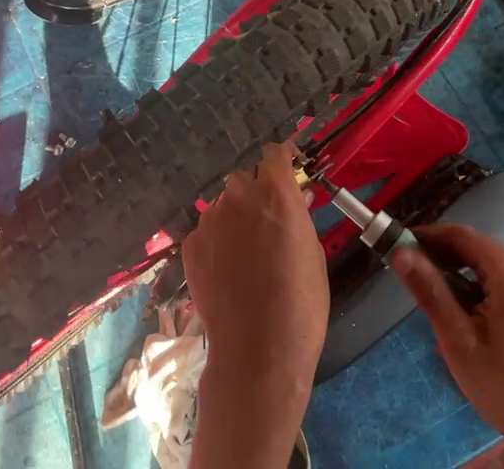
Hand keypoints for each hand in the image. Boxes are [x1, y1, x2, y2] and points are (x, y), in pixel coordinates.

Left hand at [184, 143, 326, 467]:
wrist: (257, 350)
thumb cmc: (300, 303)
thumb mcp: (313, 253)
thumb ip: (299, 218)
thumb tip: (294, 201)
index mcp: (275, 192)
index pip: (275, 153)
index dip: (282, 161)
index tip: (288, 173)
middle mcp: (238, 196)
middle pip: (246, 179)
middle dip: (257, 193)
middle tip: (268, 223)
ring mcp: (209, 220)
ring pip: (224, 205)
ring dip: (235, 218)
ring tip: (246, 254)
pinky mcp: (190, 245)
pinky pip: (206, 231)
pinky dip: (216, 242)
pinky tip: (226, 270)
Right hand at [392, 225, 503, 468]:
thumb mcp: (460, 342)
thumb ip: (431, 292)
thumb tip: (401, 253)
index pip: (463, 236)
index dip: (429, 236)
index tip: (400, 246)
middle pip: (482, 251)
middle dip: (446, 258)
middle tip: (415, 278)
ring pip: (497, 269)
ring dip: (467, 276)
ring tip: (441, 301)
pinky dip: (488, 290)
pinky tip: (475, 317)